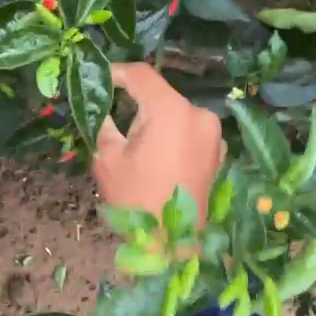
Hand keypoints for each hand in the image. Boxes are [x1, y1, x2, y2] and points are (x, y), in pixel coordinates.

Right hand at [94, 62, 225, 223]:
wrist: (172, 243)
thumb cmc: (136, 199)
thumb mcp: (107, 160)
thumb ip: (102, 125)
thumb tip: (98, 108)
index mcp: (171, 111)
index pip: (142, 75)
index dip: (116, 72)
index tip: (98, 78)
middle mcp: (199, 114)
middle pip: (160, 97)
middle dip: (134, 104)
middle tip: (109, 120)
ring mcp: (213, 134)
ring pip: (175, 116)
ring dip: (153, 124)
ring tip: (133, 146)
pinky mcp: (217, 153)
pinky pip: (188, 134)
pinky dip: (170, 138)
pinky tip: (155, 160)